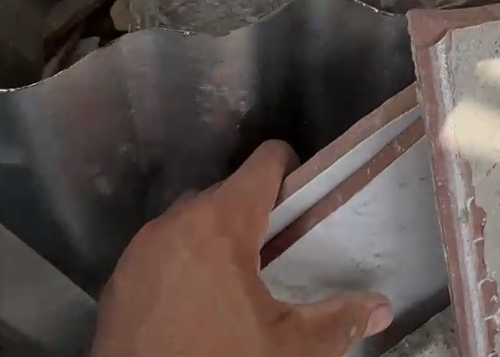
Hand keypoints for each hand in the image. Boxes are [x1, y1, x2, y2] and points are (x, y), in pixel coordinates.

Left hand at [92, 140, 394, 355]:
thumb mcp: (288, 351)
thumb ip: (337, 321)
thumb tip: (381, 309)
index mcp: (222, 222)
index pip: (265, 161)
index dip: (290, 168)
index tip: (303, 196)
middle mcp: (178, 220)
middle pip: (228, 191)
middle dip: (254, 211)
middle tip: (278, 250)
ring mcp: (141, 249)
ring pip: (191, 218)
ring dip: (215, 235)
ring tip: (236, 279)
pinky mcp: (118, 280)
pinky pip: (160, 248)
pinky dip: (181, 260)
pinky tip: (195, 302)